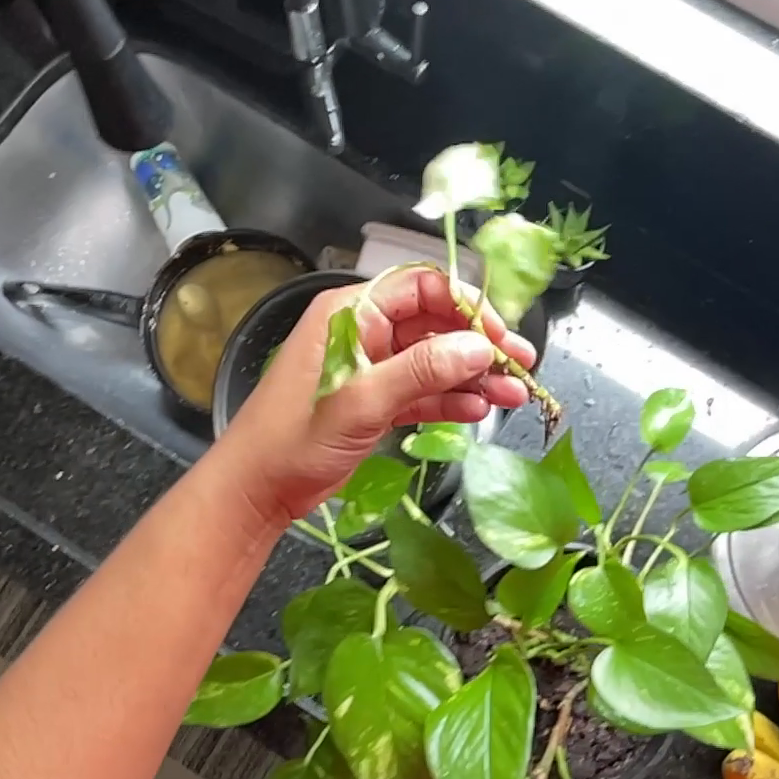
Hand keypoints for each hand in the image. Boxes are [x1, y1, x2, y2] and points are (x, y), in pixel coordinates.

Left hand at [211, 266, 537, 524]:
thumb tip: (479, 347)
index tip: (497, 336)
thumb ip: (421, 370)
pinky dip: (449, 401)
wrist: (258, 489)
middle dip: (478, 345)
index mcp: (351, 312)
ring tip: (512, 396)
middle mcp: (363, 332)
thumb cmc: (295, 438)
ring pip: (433, 362)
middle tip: (520, 366)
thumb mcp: (360, 400)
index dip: (464, 307)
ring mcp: (370, 368)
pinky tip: (478, 411)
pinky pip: (421, 392)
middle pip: (434, 325)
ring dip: (472, 377)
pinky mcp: (375, 401)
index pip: (420, 288)